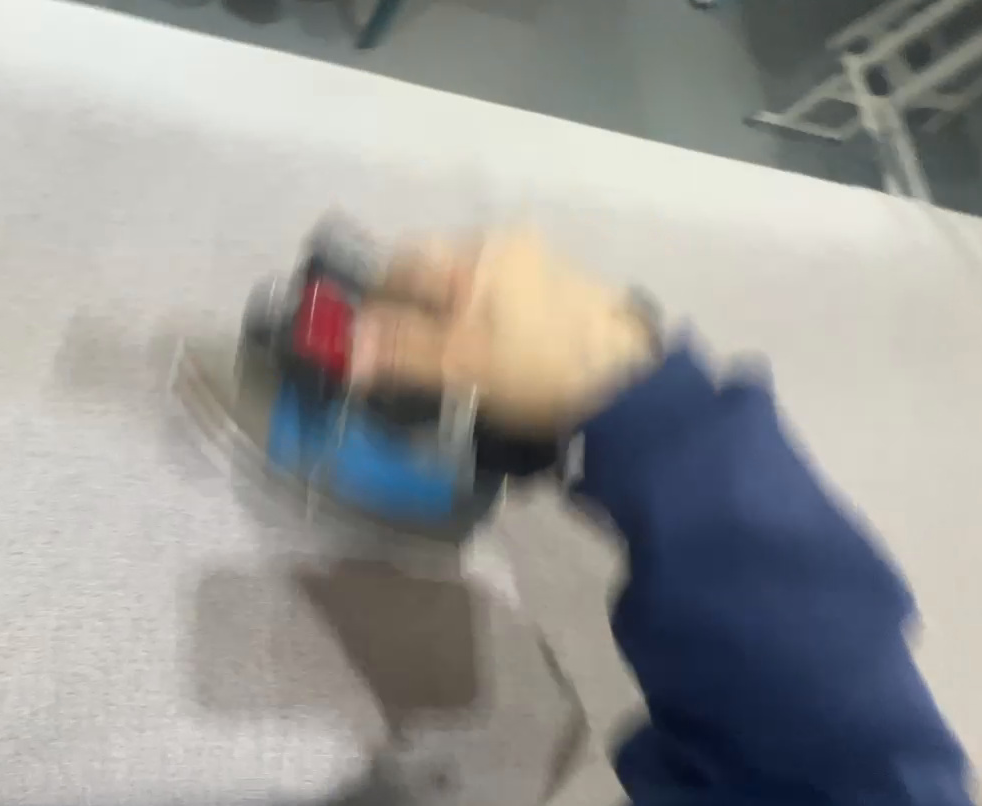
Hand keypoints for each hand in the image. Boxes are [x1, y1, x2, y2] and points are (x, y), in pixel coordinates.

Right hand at [350, 229, 659, 433]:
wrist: (634, 385)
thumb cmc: (539, 368)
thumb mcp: (461, 363)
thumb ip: (399, 349)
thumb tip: (347, 347)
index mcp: (479, 252)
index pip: (401, 260)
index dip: (372, 296)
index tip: (358, 336)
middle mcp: (505, 244)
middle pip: (431, 272)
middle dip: (406, 311)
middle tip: (395, 359)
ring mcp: (534, 262)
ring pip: (460, 286)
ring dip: (438, 318)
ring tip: (437, 362)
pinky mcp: (553, 286)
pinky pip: (490, 295)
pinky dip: (471, 320)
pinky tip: (479, 355)